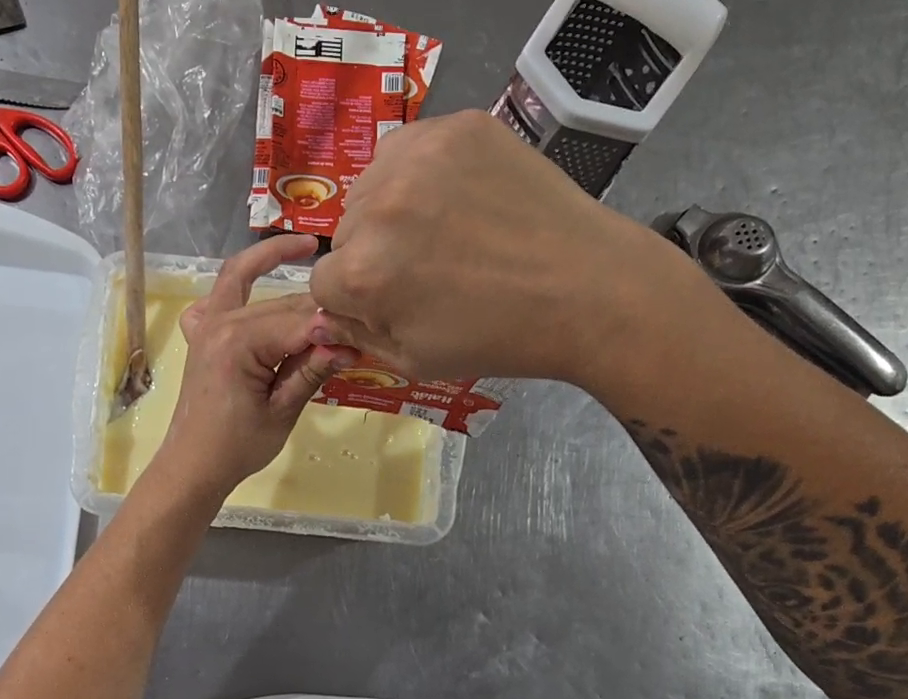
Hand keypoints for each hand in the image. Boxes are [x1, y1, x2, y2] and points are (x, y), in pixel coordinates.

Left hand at [149, 235, 357, 499]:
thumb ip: (311, 370)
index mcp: (238, 341)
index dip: (335, 326)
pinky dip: (236, 282)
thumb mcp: (282, 412)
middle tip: (355, 308)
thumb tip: (349, 343)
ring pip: (248, 285)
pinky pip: (218, 295)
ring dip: (276, 271)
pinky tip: (258, 277)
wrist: (192, 466)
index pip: (300, 321)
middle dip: (317, 306)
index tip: (367, 331)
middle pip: (280, 302)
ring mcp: (205, 325)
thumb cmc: (237, 447)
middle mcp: (219, 322)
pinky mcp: (200, 334)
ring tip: (310, 248)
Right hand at [307, 110, 716, 387]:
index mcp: (364, 273)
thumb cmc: (495, 338)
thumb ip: (356, 335)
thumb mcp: (411, 360)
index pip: (322, 282)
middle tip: (423, 270)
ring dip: (389, 212)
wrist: (585, 289)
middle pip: (342, 234)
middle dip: (369, 255)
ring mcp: (419, 159)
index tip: (392, 302)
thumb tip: (322, 316)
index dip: (355, 299)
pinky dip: (417, 174)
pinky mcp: (456, 129)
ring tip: (441, 232)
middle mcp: (378, 209)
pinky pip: (404, 150)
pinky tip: (454, 198)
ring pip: (368, 189)